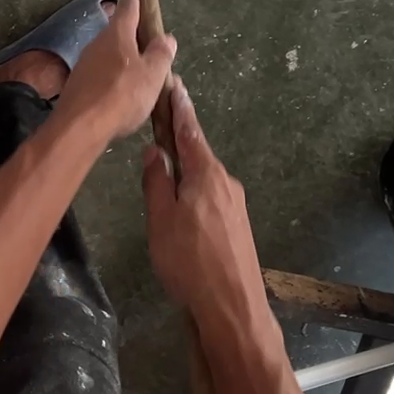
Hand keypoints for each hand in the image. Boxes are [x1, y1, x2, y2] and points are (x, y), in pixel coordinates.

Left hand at [54, 0, 176, 142]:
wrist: (80, 127)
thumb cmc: (120, 95)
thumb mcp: (152, 75)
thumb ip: (160, 55)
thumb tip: (166, 38)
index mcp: (118, 35)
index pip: (128, 7)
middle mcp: (98, 43)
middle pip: (118, 31)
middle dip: (132, 32)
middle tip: (147, 36)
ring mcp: (86, 64)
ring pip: (109, 53)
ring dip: (124, 57)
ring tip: (140, 70)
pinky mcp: (79, 84)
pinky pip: (102, 72)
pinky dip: (114, 76)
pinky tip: (122, 91)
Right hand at [140, 77, 266, 322]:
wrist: (234, 309)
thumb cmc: (190, 262)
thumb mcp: (161, 220)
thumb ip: (156, 183)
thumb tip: (155, 151)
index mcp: (206, 173)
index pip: (190, 131)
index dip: (180, 107)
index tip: (175, 84)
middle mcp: (226, 182)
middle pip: (198, 154)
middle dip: (179, 143)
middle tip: (159, 131)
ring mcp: (236, 204)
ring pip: (204, 180)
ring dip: (186, 174)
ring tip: (165, 182)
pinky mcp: (238, 226)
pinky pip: (212, 198)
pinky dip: (196, 194)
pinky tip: (184, 213)